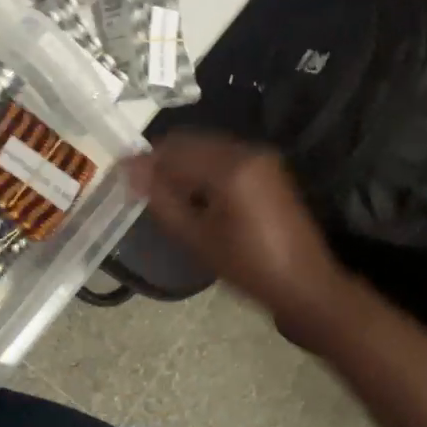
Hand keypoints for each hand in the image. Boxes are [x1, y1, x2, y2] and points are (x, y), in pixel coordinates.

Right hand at [123, 131, 368, 337]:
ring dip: (182, 164)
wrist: (305, 285)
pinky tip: (193, 194)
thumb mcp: (196, 238)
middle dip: (163, 160)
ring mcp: (261, 157)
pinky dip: (203, 168)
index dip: (144, 161)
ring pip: (206, 147)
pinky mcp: (268, 168)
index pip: (174, 149)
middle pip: (190, 142)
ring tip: (164, 194)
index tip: (121, 174)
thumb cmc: (248, 267)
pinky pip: (224, 156)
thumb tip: (130, 172)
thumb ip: (161, 199)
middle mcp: (247, 151)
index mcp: (230, 167)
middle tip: (139, 186)